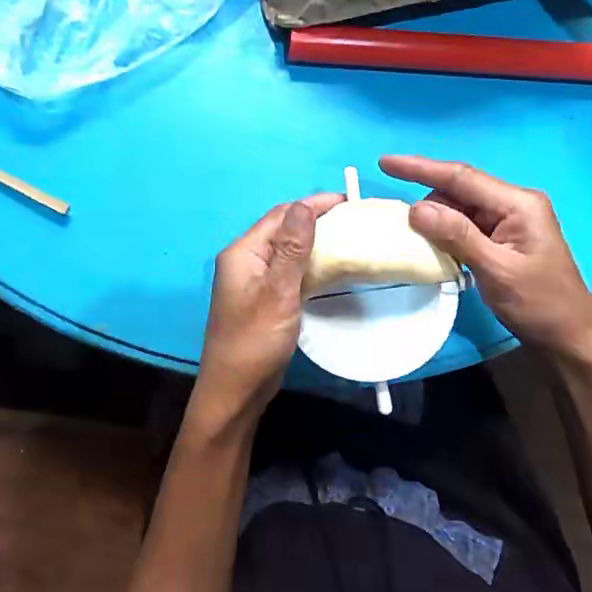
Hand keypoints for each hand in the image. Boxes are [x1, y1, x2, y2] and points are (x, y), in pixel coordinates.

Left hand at [195, 193, 345, 425]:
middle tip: (355, 219)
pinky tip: (333, 267)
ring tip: (350, 238)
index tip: (349, 201)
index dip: (313, 204)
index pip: (280, 215)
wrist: (236, 390)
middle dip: (316, 220)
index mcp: (243, 252)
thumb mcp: (277, 291)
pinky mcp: (265, 299)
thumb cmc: (255, 339)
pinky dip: (310, 265)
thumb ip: (292, 248)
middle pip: (284, 229)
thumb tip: (304, 206)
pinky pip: (290, 271)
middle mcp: (246, 260)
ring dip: (316, 242)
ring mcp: (254, 280)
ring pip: (288, 251)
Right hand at [379, 156, 591, 353]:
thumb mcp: (496, 270)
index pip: (461, 177)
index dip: (420, 167)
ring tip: (419, 244)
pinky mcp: (503, 237)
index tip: (385, 162)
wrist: (569, 338)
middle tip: (401, 228)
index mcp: (518, 203)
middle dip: (427, 203)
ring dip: (436, 222)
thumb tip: (415, 208)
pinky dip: (446, 234)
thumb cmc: (539, 304)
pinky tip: (435, 248)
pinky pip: (465, 225)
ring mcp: (509, 220)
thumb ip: (457, 235)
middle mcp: (514, 203)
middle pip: (458, 190)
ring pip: (458, 208)